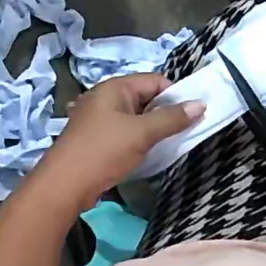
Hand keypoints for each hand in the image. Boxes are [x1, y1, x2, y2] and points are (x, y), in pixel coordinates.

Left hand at [31, 74, 203, 212]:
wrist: (65, 185)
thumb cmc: (104, 151)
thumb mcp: (142, 133)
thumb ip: (172, 119)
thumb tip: (201, 104)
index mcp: (114, 87)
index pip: (155, 81)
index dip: (175, 95)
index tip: (192, 115)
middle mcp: (104, 98)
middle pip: (144, 99)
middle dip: (164, 114)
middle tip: (184, 132)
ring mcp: (97, 119)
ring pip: (134, 119)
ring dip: (151, 130)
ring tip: (168, 145)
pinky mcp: (94, 139)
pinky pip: (123, 133)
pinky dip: (136, 141)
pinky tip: (146, 154)